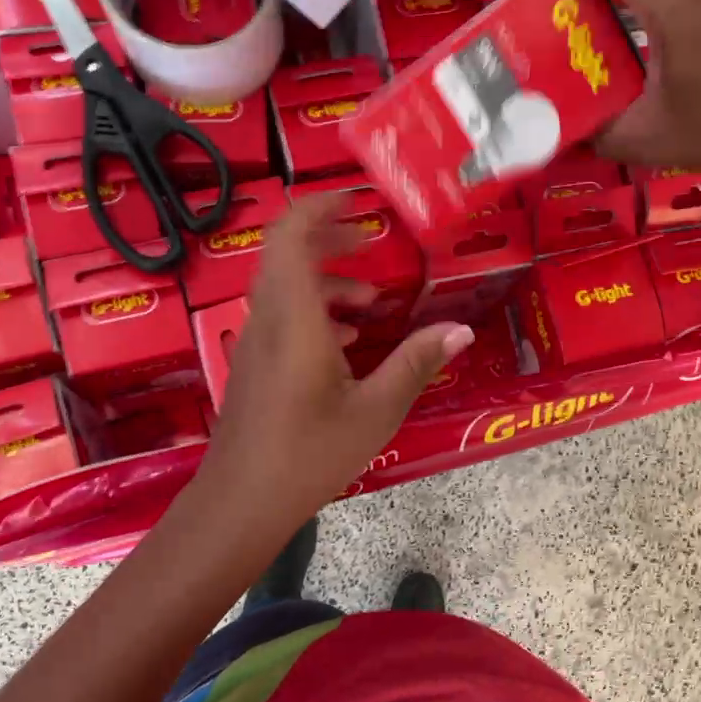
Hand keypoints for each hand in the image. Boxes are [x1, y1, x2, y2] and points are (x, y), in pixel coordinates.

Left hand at [196, 195, 474, 519]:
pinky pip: (281, 318)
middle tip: (370, 242)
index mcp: (294, 318)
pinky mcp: (253, 367)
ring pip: (284, 288)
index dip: (319, 206)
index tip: (356, 199)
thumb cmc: (309, 454)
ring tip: (371, 301)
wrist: (241, 502)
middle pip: (286, 254)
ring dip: (325, 281)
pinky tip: (347, 342)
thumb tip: (459, 330)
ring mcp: (255, 344)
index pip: (291, 235)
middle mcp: (268, 320)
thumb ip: (415, 364)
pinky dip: (314, 312)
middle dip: (329, 240)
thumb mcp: (375, 411)